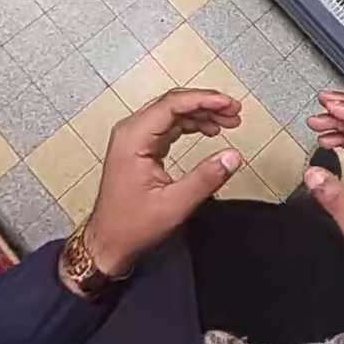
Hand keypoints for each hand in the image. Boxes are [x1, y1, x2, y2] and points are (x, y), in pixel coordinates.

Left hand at [82, 88, 242, 277]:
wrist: (108, 244)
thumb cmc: (132, 226)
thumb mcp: (175, 204)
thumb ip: (206, 178)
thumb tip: (233, 156)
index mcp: (133, 138)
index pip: (172, 104)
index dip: (204, 99)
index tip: (228, 104)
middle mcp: (132, 132)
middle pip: (174, 103)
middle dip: (207, 104)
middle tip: (234, 112)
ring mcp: (136, 138)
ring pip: (174, 112)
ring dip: (203, 113)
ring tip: (229, 122)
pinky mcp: (142, 146)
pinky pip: (171, 125)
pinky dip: (193, 124)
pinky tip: (210, 130)